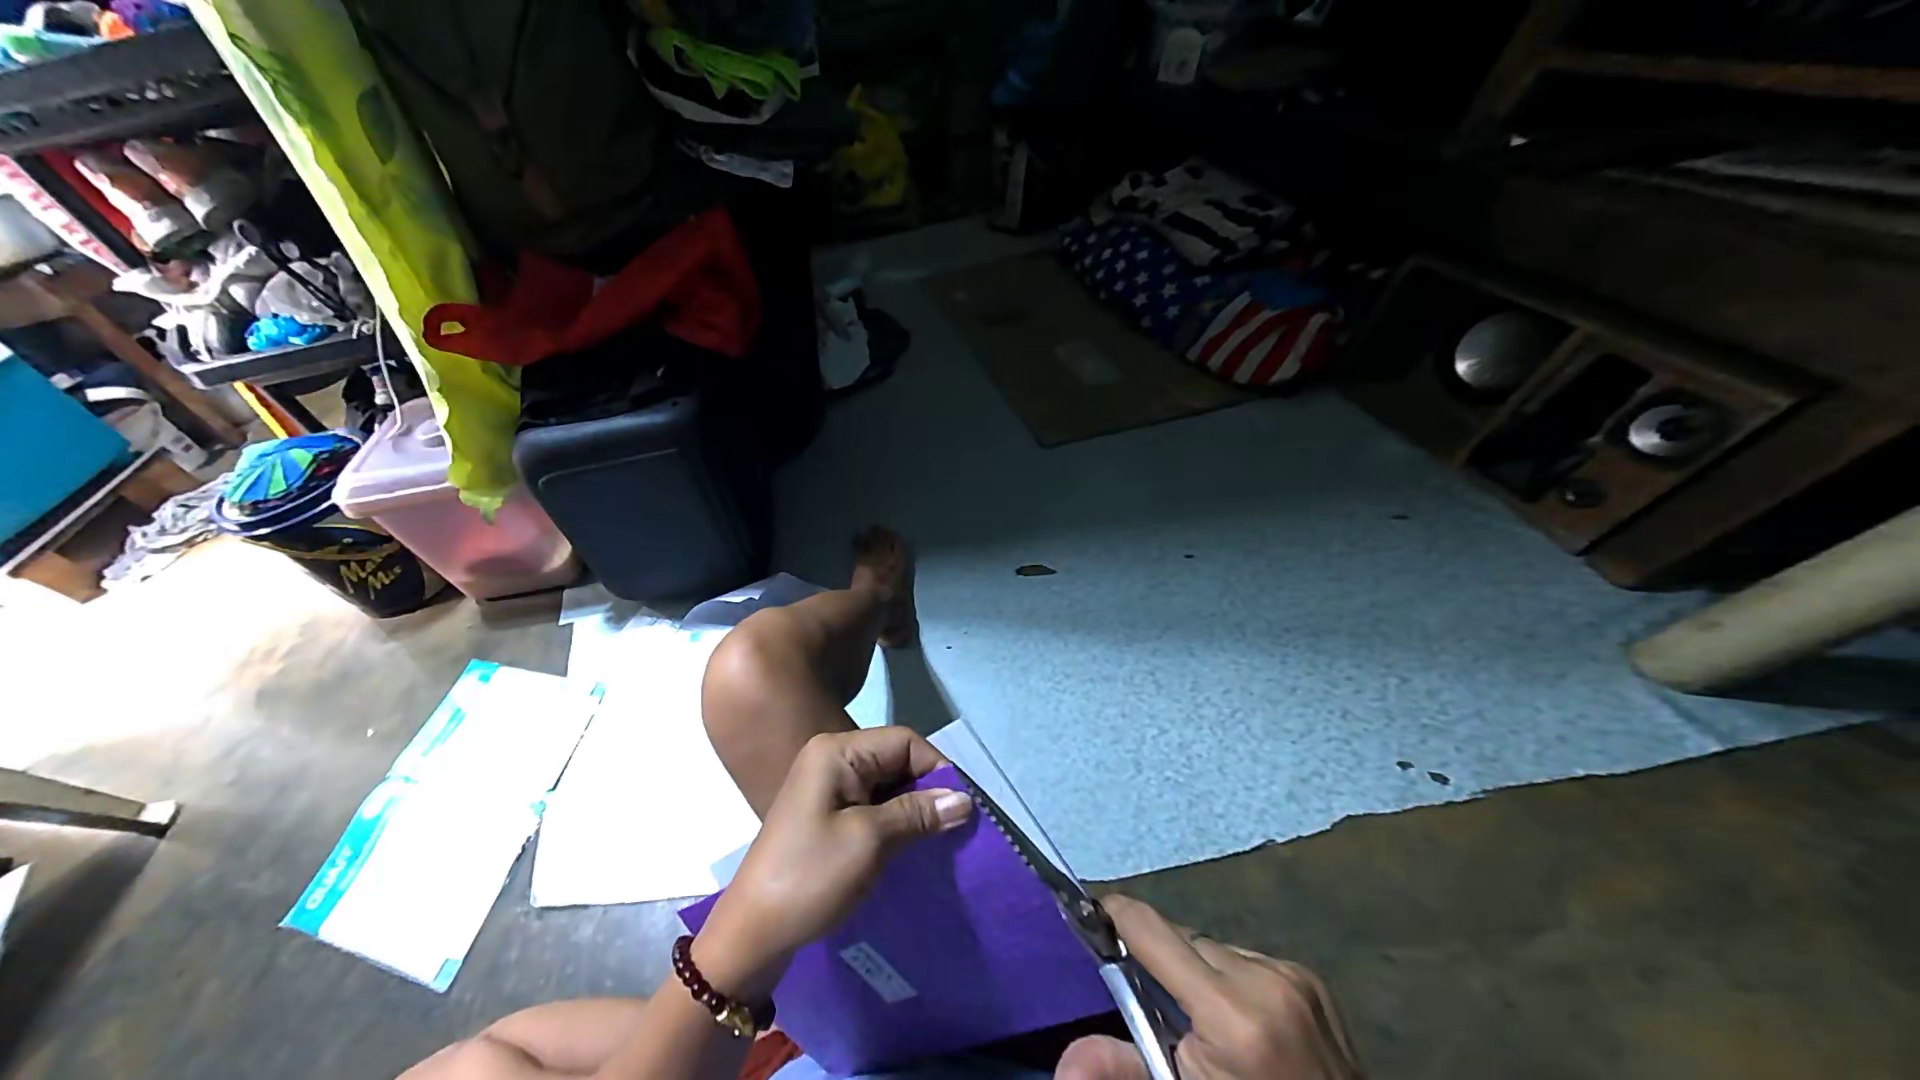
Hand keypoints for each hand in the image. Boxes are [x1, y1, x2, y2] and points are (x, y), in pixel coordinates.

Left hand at [694, 728, 973, 1000]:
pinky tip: (913, 845)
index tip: (962, 807)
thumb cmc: (810, 876)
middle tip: (954, 826)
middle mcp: (833, 758)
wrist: (753, 932)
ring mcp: (829, 787)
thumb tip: (965, 800)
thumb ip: (919, 813)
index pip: (904, 741)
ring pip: (889, 785)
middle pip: (897, 760)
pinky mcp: (829, 813)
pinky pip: (874, 805)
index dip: (937, 768)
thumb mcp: (870, 841)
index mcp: (837, 752)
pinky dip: (897, 821)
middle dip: (928, 789)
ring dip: (914, 808)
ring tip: (939, 838)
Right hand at [1057, 897, 1362, 1079]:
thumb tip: (1062, 1063)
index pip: (1151, 929)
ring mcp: (1294, 975)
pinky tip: (1241, 1020)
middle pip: (1181, 939)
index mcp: (1231, 1013)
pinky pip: (1247, 960)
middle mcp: (1264, 978)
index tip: (1090, 915)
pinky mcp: (1312, 979)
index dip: (1115, 915)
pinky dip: (1231, 980)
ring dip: (1197, 971)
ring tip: (1204, 1021)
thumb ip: (1124, 1069)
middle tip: (1154, 1005)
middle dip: (1160, 961)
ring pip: (1214, 948)